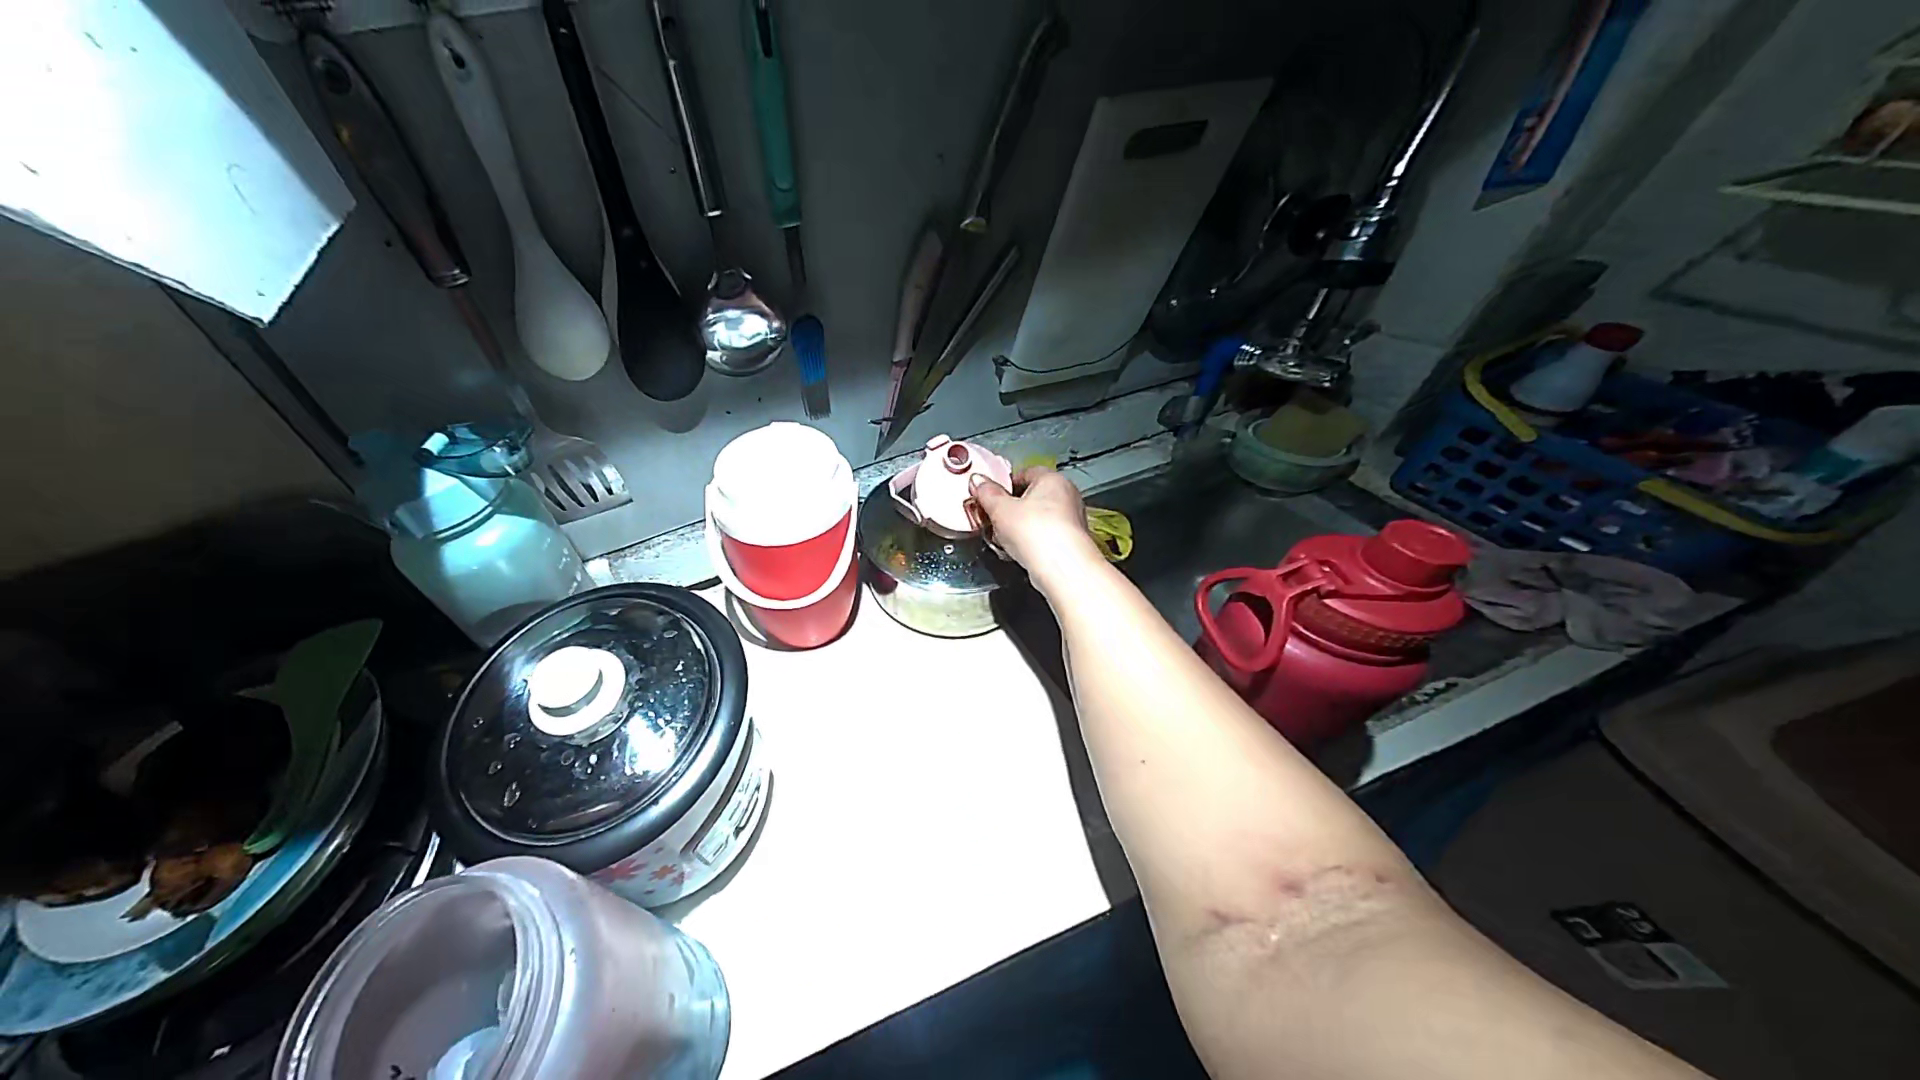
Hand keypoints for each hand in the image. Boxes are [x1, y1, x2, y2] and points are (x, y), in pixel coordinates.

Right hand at [967, 466, 1103, 587]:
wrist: (1061, 567)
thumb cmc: (1039, 533)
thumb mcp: (1000, 509)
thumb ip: (987, 494)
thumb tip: (979, 483)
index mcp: (1053, 479)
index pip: (1025, 473)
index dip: (1005, 483)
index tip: (989, 493)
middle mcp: (1067, 497)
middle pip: (1033, 497)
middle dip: (1012, 508)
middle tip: (995, 516)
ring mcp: (1071, 521)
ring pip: (1039, 519)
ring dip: (1020, 527)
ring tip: (1005, 538)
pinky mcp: (1070, 543)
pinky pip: (1045, 537)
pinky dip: (1031, 543)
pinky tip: (1020, 552)